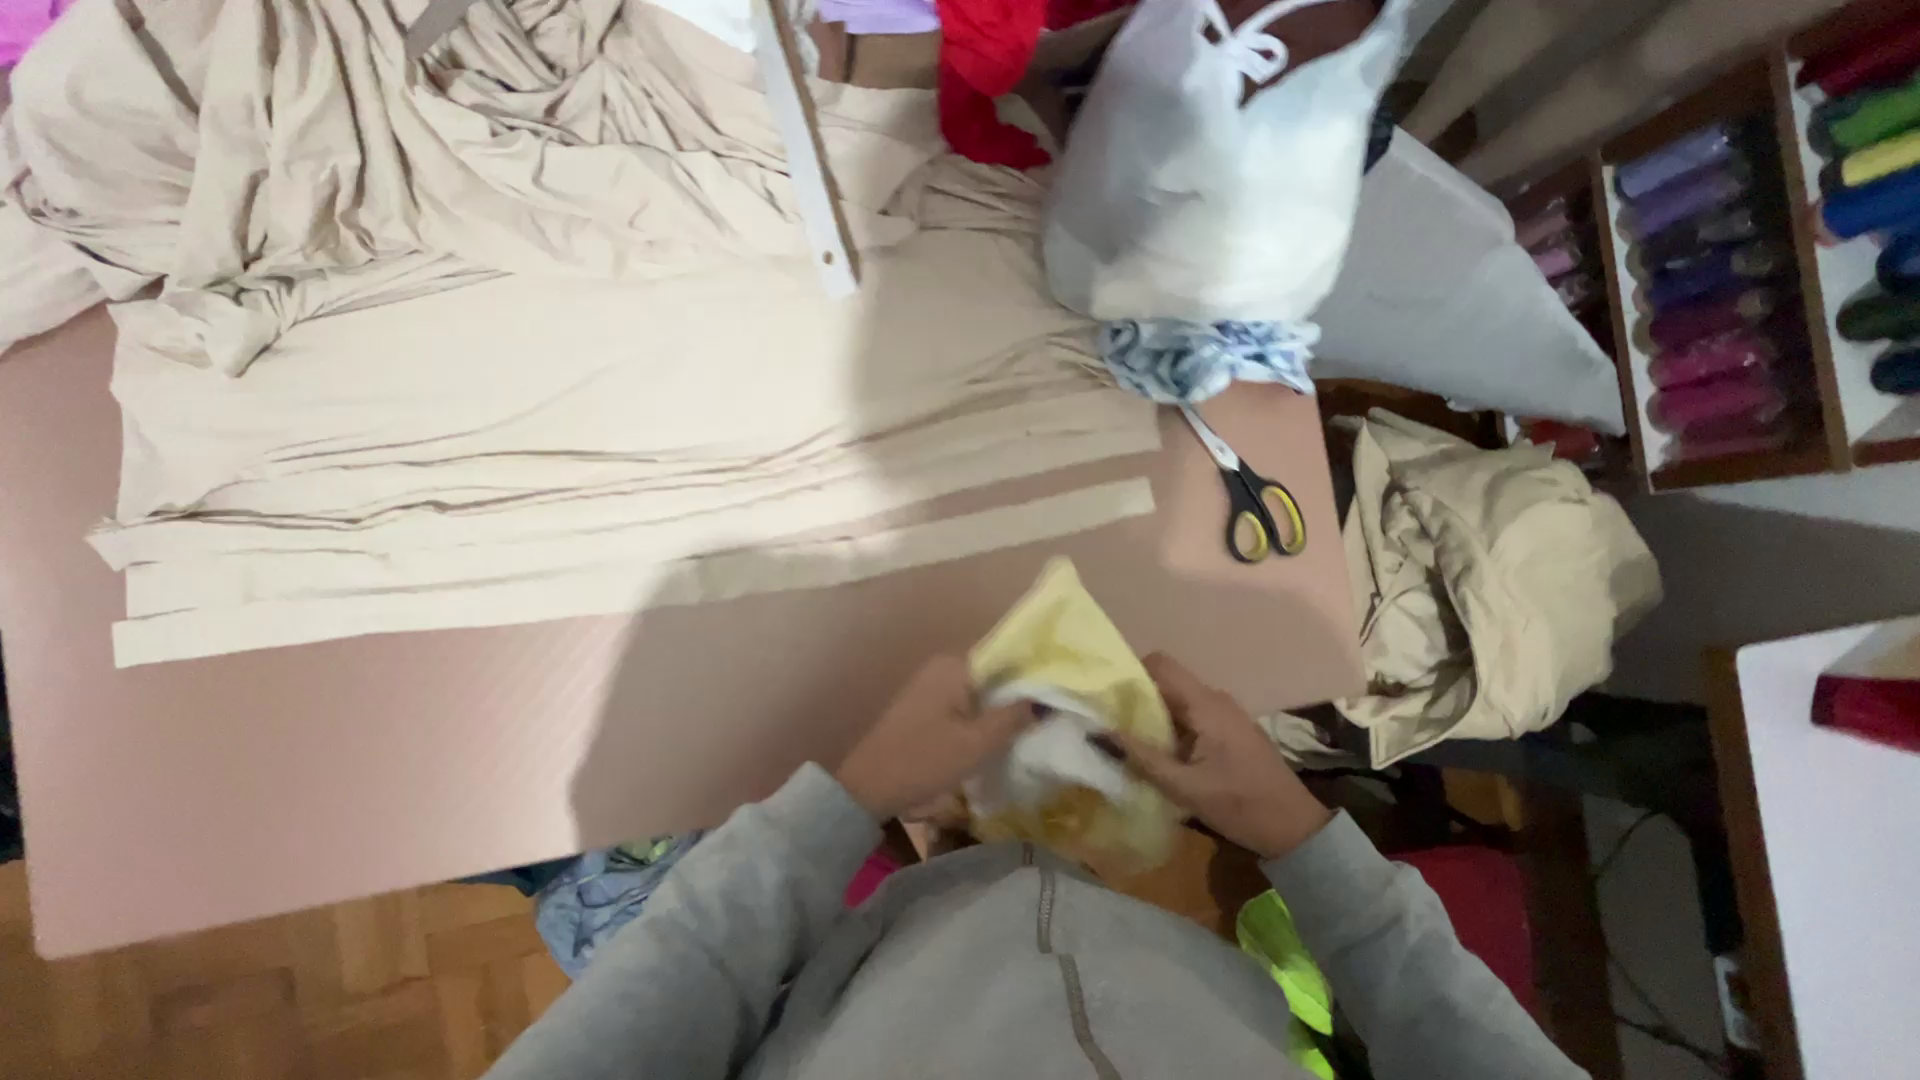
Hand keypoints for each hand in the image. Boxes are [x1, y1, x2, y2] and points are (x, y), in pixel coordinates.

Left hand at [835, 656, 1035, 819]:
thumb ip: (1014, 718)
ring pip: (980, 692)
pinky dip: (981, 718)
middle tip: (1051, 717)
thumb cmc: (924, 761)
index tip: (1060, 695)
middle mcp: (942, 666)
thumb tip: (1047, 699)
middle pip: (995, 675)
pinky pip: (964, 704)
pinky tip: (997, 738)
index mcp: (955, 665)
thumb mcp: (976, 744)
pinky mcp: (923, 707)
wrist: (867, 789)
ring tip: (1032, 729)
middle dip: (1019, 695)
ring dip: (1001, 709)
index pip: (1008, 657)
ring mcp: (930, 686)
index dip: (1035, 675)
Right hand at [1110, 653, 1332, 859]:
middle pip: (1167, 681)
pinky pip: (1192, 715)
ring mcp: (1226, 714)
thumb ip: (1142, 758)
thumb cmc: (1241, 806)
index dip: (1131, 673)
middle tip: (1110, 723)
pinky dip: (1171, 727)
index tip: (1108, 697)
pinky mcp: (1230, 730)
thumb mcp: (1185, 788)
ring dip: (1153, 715)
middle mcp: (1216, 699)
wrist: (1296, 830)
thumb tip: (1099, 733)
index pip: (1160, 664)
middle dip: (1137, 698)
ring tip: (1129, 740)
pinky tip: (1160, 754)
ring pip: (1178, 700)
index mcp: (1205, 704)